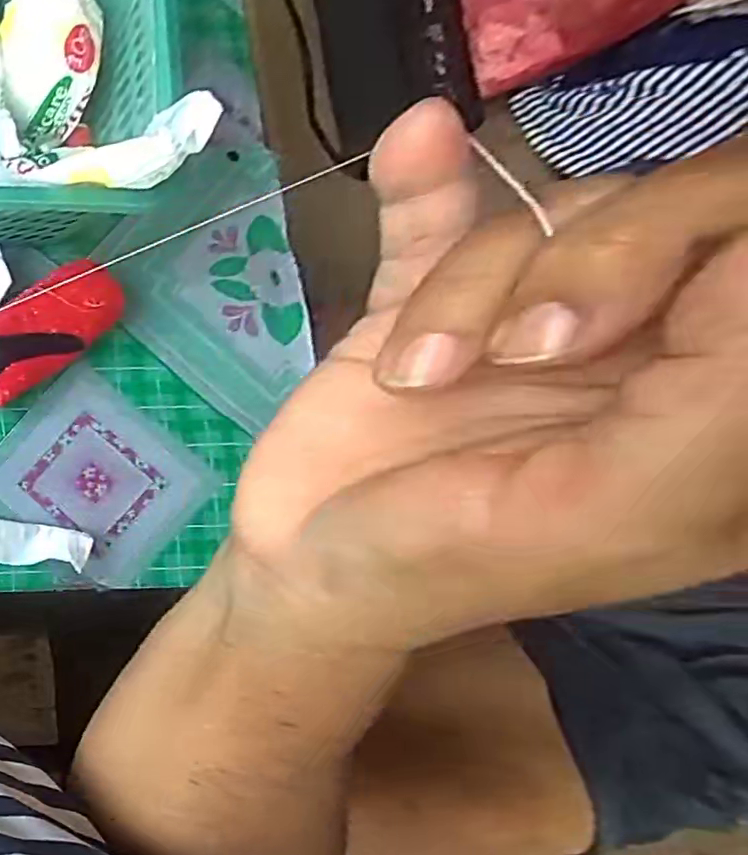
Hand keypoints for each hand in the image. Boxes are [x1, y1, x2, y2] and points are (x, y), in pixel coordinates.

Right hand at [230, 100, 747, 649]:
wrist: (297, 570)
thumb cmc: (440, 560)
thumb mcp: (608, 506)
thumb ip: (727, 389)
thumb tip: (744, 255)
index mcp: (722, 388)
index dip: (705, 249)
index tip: (600, 331)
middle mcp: (633, 336)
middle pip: (662, 207)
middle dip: (579, 264)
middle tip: (511, 356)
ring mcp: (512, 318)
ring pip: (531, 222)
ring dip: (457, 292)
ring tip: (407, 378)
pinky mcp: (411, 316)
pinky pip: (434, 222)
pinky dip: (427, 178)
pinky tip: (413, 140)